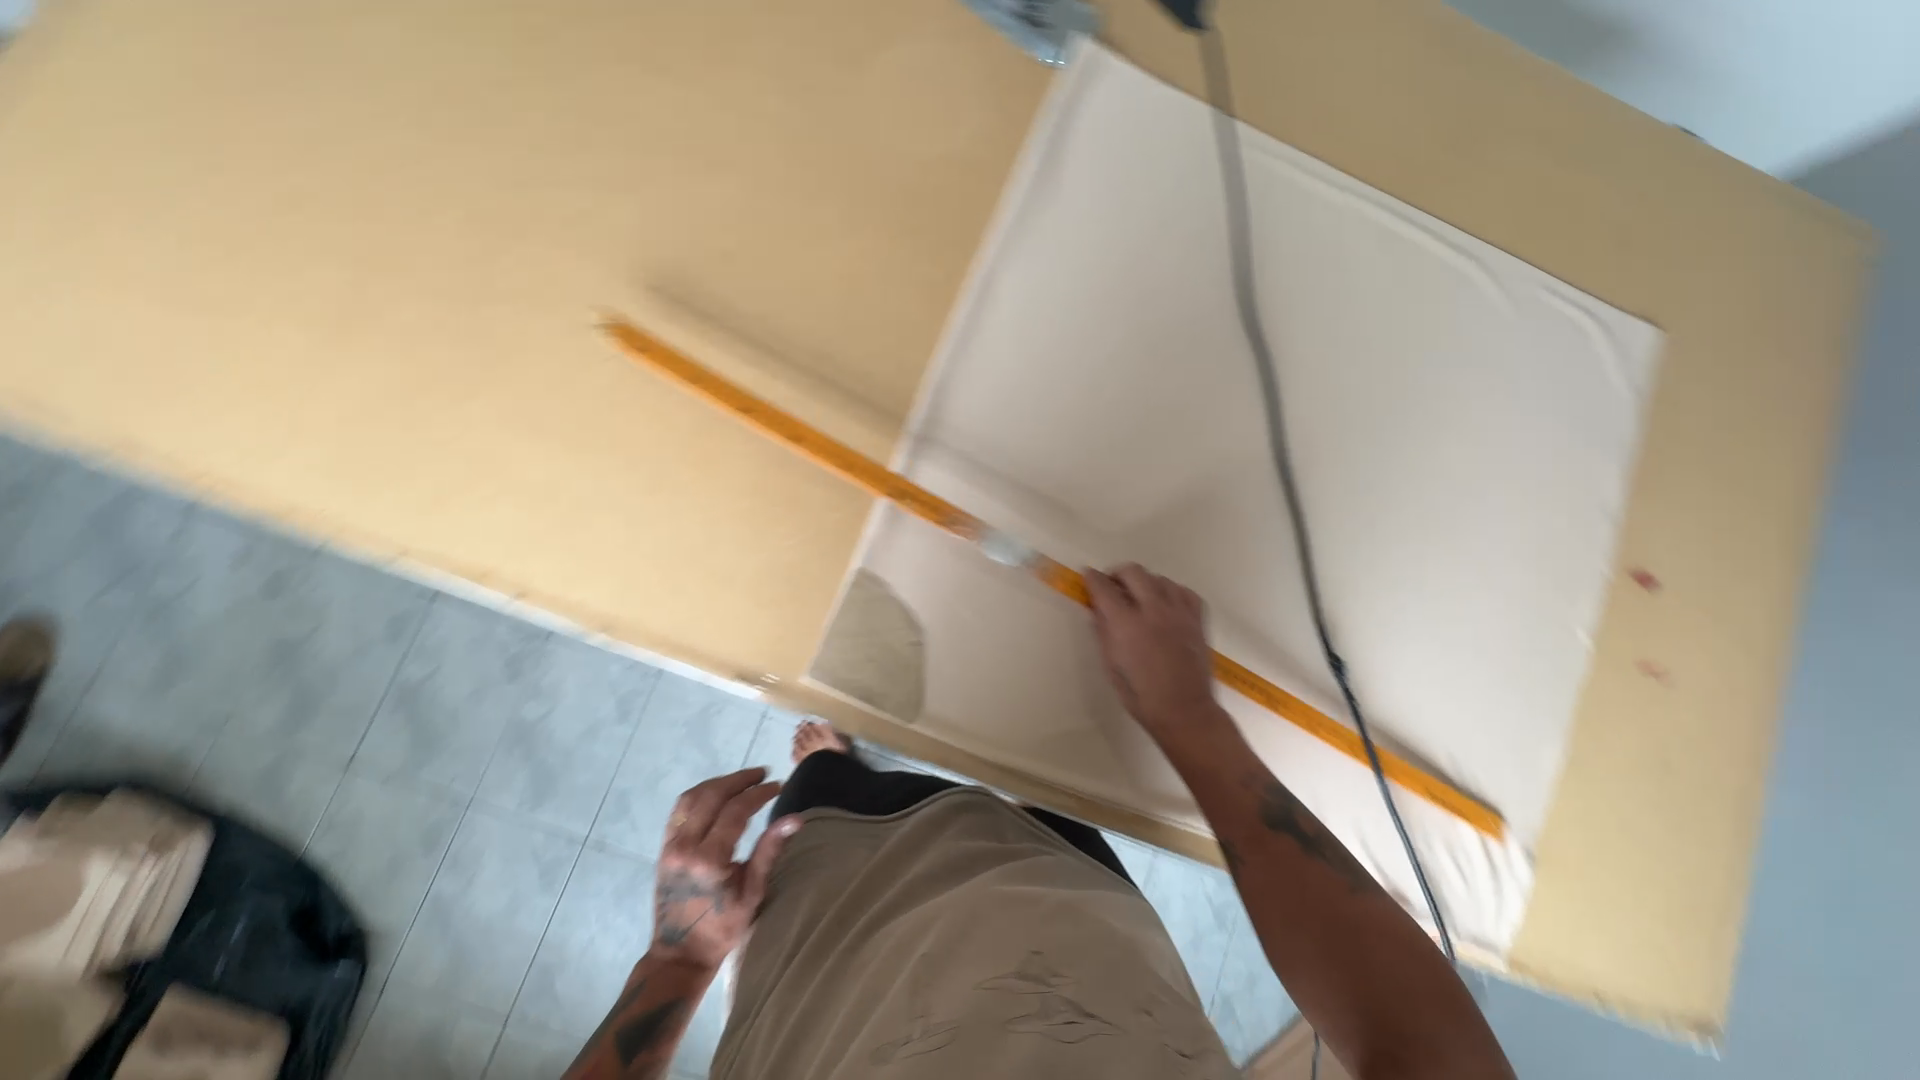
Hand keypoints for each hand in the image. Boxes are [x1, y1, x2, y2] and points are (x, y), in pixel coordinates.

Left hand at [651, 767, 801, 969]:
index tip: (778, 786)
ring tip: (741, 780)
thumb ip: (769, 850)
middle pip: (712, 795)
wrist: (680, 953)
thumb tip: (794, 819)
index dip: (759, 794)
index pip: (736, 810)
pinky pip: (679, 810)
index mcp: (709, 859)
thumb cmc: (722, 927)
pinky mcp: (663, 848)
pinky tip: (715, 795)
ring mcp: (670, 845)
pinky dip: (699, 795)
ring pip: (692, 797)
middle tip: (762, 775)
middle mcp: (685, 846)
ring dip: (718, 783)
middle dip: (739, 780)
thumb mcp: (752, 892)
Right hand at [1085, 564, 1220, 738]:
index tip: (1088, 577)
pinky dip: (1171, 592)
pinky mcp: (1197, 619)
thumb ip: (1103, 631)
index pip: (1104, 587)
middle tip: (1113, 587)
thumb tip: (1097, 608)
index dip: (1092, 578)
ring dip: (1145, 583)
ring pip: (1159, 578)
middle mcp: (1153, 610)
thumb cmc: (1140, 695)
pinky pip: (1183, 591)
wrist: (1184, 710)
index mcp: (1127, 624)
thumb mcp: (1111, 665)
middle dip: (1117, 574)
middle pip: (1133, 572)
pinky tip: (1165, 606)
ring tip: (1140, 599)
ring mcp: (1179, 612)